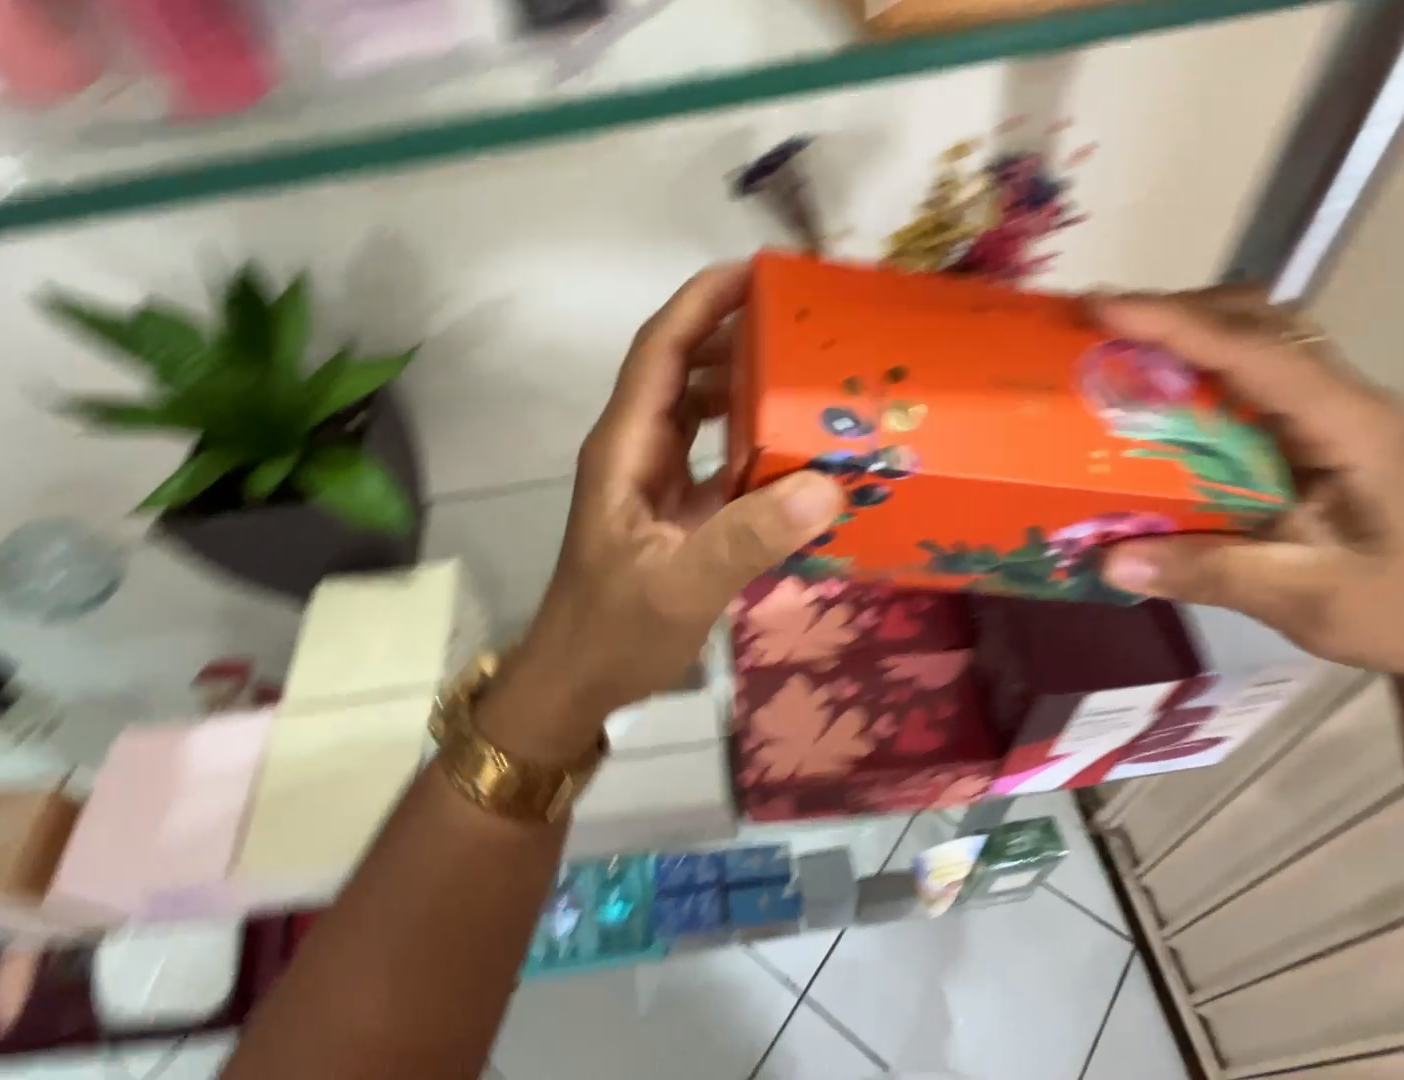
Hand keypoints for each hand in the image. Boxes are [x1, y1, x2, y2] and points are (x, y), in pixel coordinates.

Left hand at [483, 263, 844, 761]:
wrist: (576, 681)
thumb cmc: (614, 631)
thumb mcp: (681, 586)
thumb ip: (748, 538)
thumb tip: (827, 485)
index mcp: (624, 447)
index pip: (661, 350)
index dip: (703, 302)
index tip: (759, 272)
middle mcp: (635, 449)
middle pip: (682, 368)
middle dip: (734, 334)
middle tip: (804, 323)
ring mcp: (651, 479)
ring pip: (697, 409)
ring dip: (742, 385)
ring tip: (806, 374)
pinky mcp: (670, 510)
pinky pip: (712, 455)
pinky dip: (748, 440)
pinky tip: (792, 450)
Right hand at [1095, 289, 1403, 680]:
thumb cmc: (1403, 610)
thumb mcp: (1306, 600)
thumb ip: (1210, 574)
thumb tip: (1109, 560)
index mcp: (1346, 425)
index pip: (1253, 352)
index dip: (1174, 324)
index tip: (1101, 307)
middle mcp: (1337, 401)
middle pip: (1255, 320)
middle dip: (1172, 312)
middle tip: (1092, 328)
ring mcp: (1326, 413)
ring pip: (1253, 339)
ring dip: (1184, 331)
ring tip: (1111, 349)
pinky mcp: (1308, 434)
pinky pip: (1245, 378)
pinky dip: (1193, 368)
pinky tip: (1151, 397)